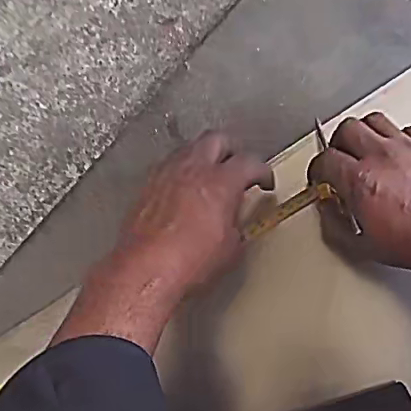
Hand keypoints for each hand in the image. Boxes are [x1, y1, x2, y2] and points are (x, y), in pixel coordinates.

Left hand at [109, 130, 273, 295]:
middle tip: (238, 166)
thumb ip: (237, 226)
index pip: (250, 162)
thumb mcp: (231, 249)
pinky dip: (181, 173)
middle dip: (232, 151)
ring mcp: (166, 174)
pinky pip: (168, 167)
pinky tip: (183, 190)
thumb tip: (235, 226)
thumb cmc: (186, 262)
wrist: (147, 271)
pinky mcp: (146, 187)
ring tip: (210, 177)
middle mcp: (192, 169)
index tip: (263, 181)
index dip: (262, 171)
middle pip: (217, 139)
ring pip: (189, 149)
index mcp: (221, 182)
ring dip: (203, 158)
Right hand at [308, 113, 410, 272]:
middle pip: (347, 129)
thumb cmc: (410, 241)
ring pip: (374, 120)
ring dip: (363, 133)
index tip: (320, 176)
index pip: (325, 159)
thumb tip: (327, 209)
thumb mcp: (358, 244)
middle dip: (337, 144)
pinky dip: (394, 137)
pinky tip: (393, 152)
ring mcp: (405, 147)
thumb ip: (334, 224)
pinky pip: (405, 129)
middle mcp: (381, 156)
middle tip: (339, 158)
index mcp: (360, 180)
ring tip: (363, 149)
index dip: (317, 169)